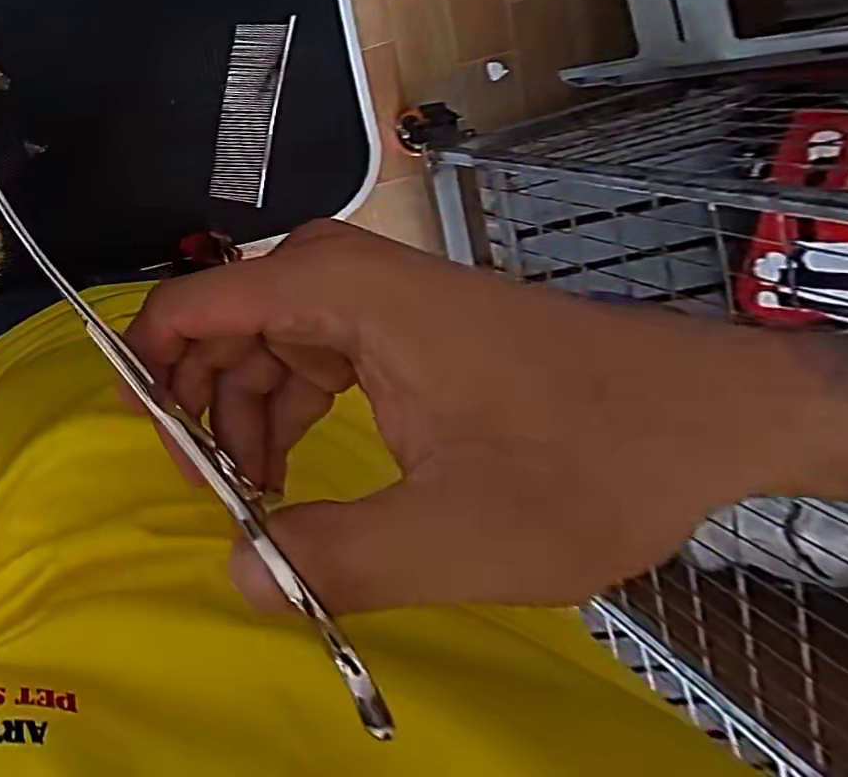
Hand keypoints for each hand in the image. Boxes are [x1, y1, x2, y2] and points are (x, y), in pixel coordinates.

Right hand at [123, 220, 847, 611]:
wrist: (700, 409)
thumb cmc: (587, 452)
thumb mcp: (464, 531)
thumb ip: (341, 558)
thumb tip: (238, 576)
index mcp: (332, 287)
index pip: (191, 303)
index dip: (148, 364)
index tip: (147, 437)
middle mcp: (327, 271)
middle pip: (214, 327)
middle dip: (194, 405)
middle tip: (209, 487)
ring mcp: (350, 292)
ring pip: (246, 347)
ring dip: (235, 418)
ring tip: (255, 493)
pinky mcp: (370, 320)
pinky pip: (289, 359)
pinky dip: (273, 413)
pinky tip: (283, 470)